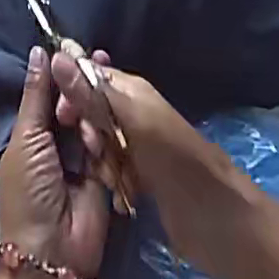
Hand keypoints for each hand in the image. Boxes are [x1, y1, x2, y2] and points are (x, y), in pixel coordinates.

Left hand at [0, 45, 109, 278]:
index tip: (79, 49)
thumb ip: (36, 95)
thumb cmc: (29, 189)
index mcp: (32, 129)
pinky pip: (111, 144)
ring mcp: (84, 157)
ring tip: (94, 111)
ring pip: (95, 119)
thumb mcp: (27, 137)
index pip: (50, 90)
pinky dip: (108, 138)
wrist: (54, 251)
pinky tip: (103, 138)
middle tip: (100, 66)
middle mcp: (58, 139)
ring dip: (95, 112)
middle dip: (85, 87)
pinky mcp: (108, 173)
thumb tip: (38, 51)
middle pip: (76, 102)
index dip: (64, 71)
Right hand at [50, 51, 246, 270]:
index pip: (88, 75)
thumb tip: (56, 56)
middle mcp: (133, 113)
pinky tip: (118, 193)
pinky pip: (110, 168)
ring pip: (97, 141)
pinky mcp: (141, 177)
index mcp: (132, 91)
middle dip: (84, 128)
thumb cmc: (177, 162)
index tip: (63, 114)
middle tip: (92, 148)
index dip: (71, 90)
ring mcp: (137, 146)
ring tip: (110, 176)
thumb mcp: (133, 121)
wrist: (221, 223)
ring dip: (97, 158)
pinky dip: (110, 179)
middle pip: (89, 109)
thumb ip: (93, 92)